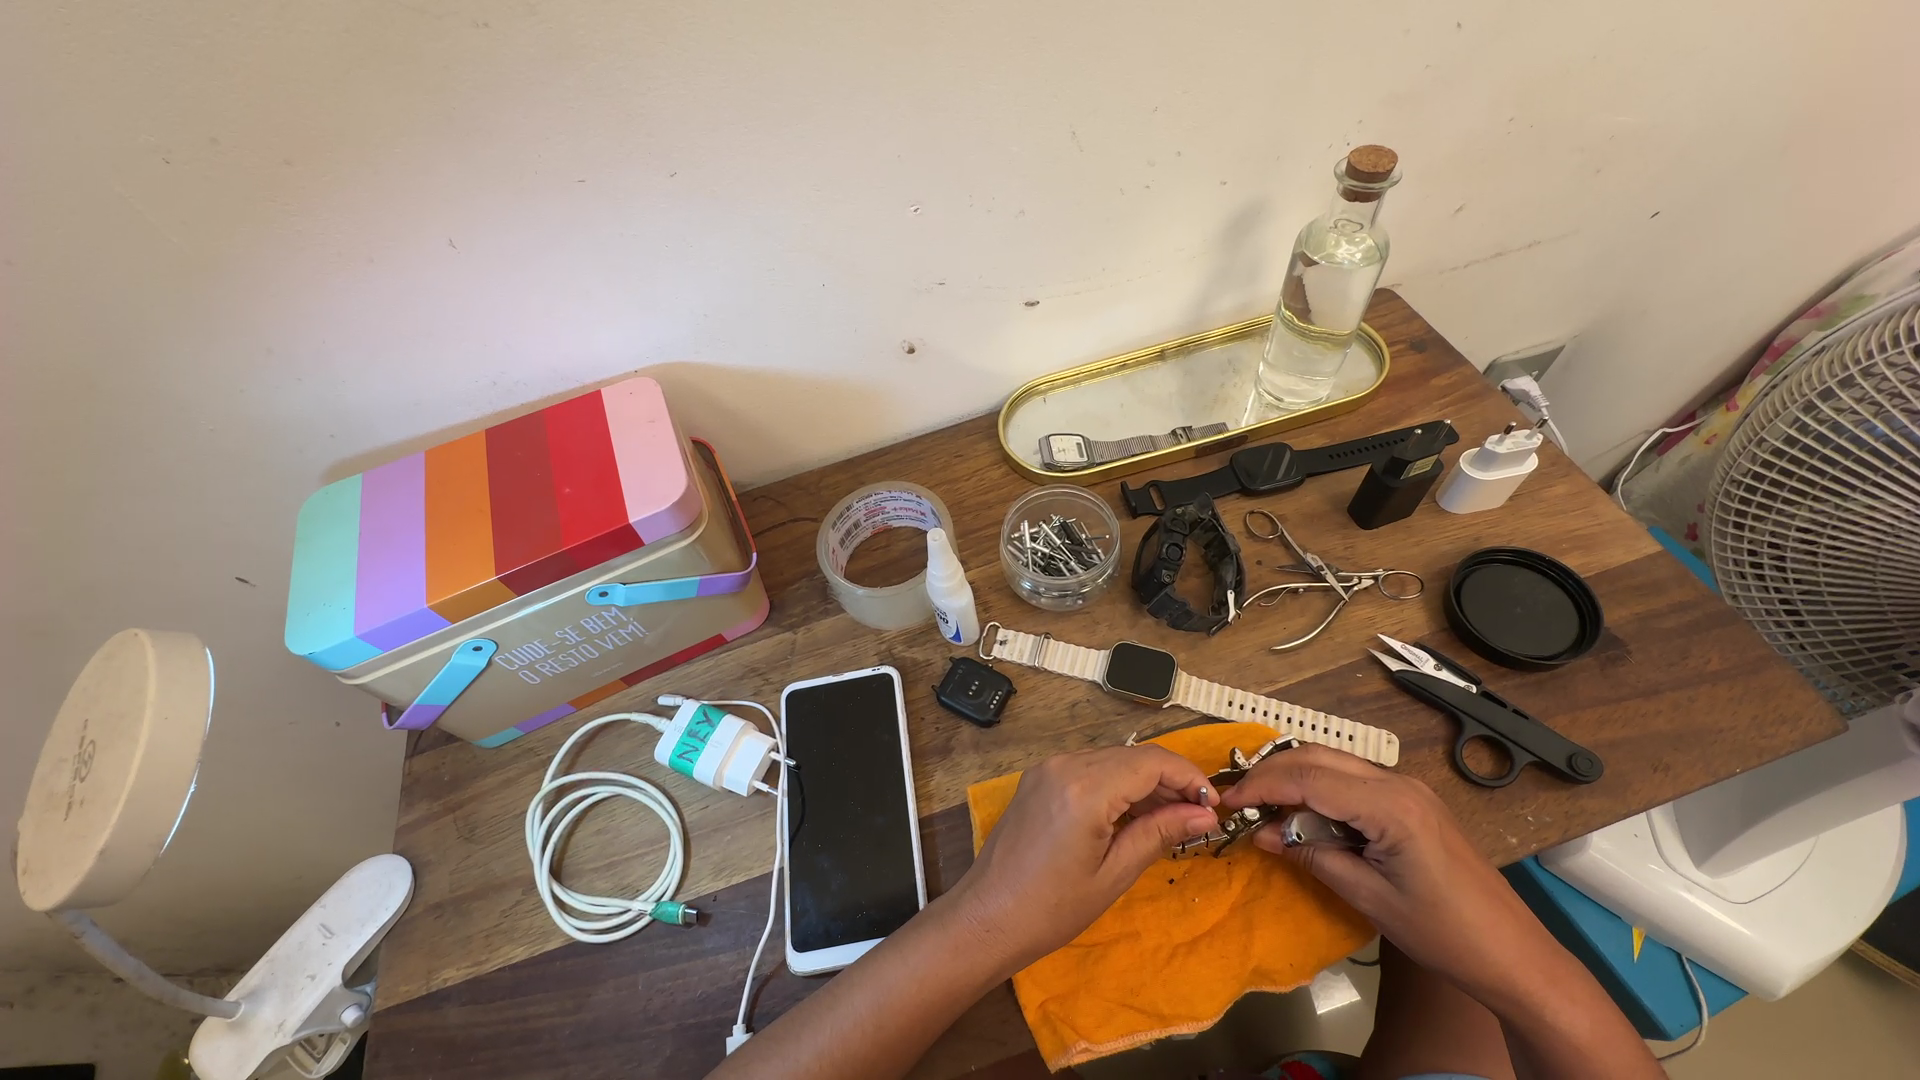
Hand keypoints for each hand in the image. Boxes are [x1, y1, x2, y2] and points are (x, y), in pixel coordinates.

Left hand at [946, 746, 1219, 970]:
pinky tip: (1132, 814)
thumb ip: (1160, 832)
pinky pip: (1089, 768)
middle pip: (1133, 756)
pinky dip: (1116, 784)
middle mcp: (1065, 764)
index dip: (1190, 777)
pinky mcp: (1038, 778)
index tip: (1214, 805)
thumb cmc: (1052, 908)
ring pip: (1112, 759)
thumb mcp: (1115, 873)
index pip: (1152, 761)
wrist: (988, 917)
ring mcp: (1048, 768)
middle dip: (1170, 780)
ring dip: (1144, 782)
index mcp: (1086, 787)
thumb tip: (1205, 813)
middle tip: (1198, 817)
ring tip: (1171, 820)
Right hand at [1220, 744, 1556, 999]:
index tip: (1229, 802)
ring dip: (1295, 778)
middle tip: (1240, 800)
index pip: (1309, 778)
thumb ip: (1312, 854)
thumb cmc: (1442, 932)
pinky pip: (1353, 779)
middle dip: (1273, 773)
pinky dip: (1320, 788)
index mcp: (1390, 805)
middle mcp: (1398, 783)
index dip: (1263, 786)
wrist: (1514, 955)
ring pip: (1334, 761)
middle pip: (1318, 756)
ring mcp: (1408, 788)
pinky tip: (1304, 814)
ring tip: (1264, 807)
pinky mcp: (1412, 801)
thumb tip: (1263, 835)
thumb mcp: (1368, 897)